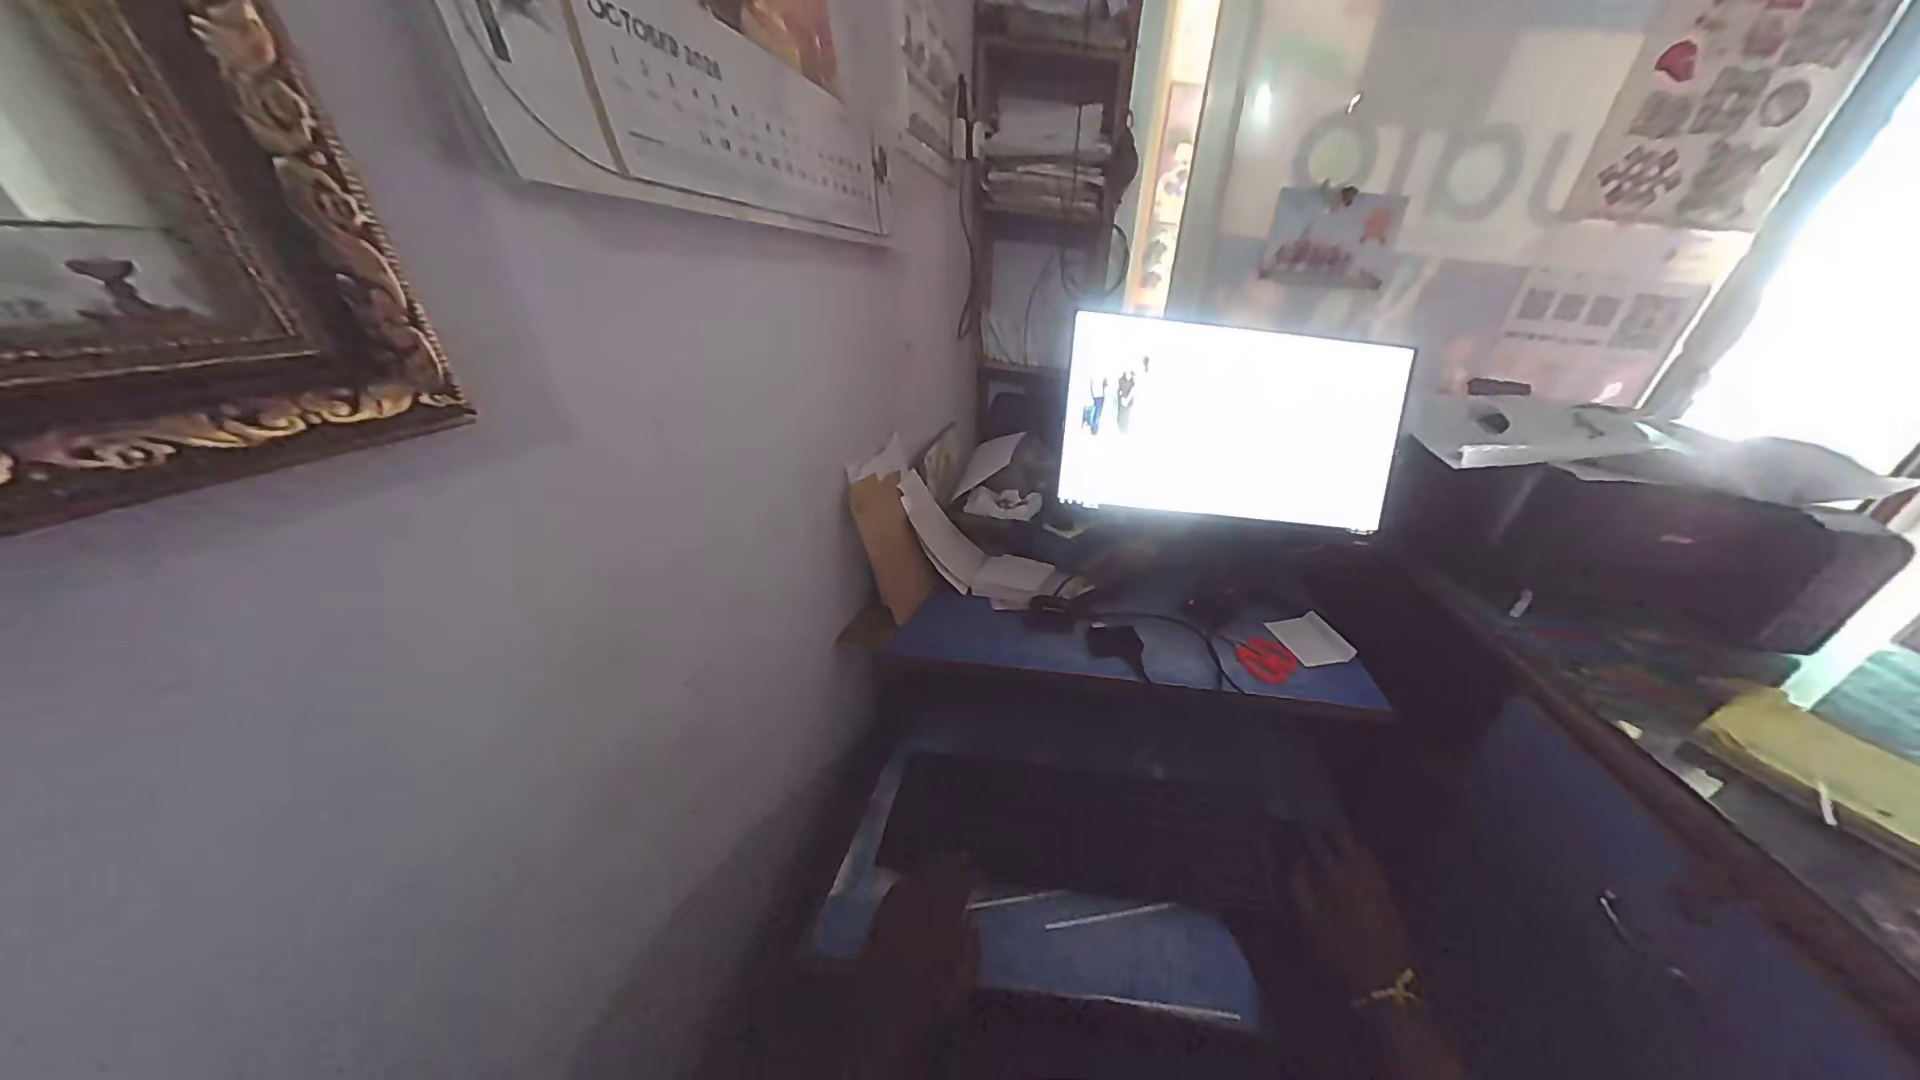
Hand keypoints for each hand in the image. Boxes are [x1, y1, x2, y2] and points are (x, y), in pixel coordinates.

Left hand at [856, 855, 980, 1038]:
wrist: (882, 1013)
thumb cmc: (926, 1005)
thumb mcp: (960, 988)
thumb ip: (971, 955)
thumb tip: (972, 924)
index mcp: (945, 929)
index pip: (959, 892)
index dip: (968, 878)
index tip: (976, 870)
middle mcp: (921, 914)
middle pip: (937, 880)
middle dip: (951, 864)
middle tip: (962, 854)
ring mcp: (898, 914)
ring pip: (917, 880)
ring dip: (930, 866)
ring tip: (941, 858)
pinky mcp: (880, 920)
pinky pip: (895, 891)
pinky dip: (906, 880)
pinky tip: (911, 876)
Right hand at [1290, 828, 1413, 997]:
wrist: (1386, 981)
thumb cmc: (1340, 953)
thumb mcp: (1309, 922)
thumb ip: (1298, 885)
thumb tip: (1293, 859)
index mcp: (1333, 874)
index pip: (1312, 839)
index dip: (1298, 826)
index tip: (1284, 815)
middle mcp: (1356, 868)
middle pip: (1338, 834)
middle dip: (1320, 822)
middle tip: (1304, 813)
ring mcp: (1375, 877)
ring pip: (1356, 843)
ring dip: (1339, 832)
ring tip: (1323, 825)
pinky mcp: (1386, 889)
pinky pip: (1369, 858)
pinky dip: (1356, 847)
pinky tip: (1348, 849)